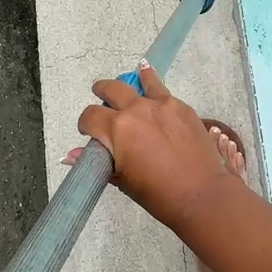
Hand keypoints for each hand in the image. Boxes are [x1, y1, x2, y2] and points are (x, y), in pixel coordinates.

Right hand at [76, 61, 245, 228]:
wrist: (201, 194)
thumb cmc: (158, 195)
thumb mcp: (123, 180)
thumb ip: (100, 162)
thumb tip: (70, 157)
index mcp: (117, 129)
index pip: (90, 116)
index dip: (86, 124)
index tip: (89, 131)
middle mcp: (136, 110)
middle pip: (111, 90)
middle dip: (102, 91)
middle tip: (99, 94)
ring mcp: (161, 105)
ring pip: (140, 82)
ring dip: (129, 81)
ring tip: (128, 76)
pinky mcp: (180, 106)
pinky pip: (161, 88)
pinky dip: (152, 82)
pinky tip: (148, 76)